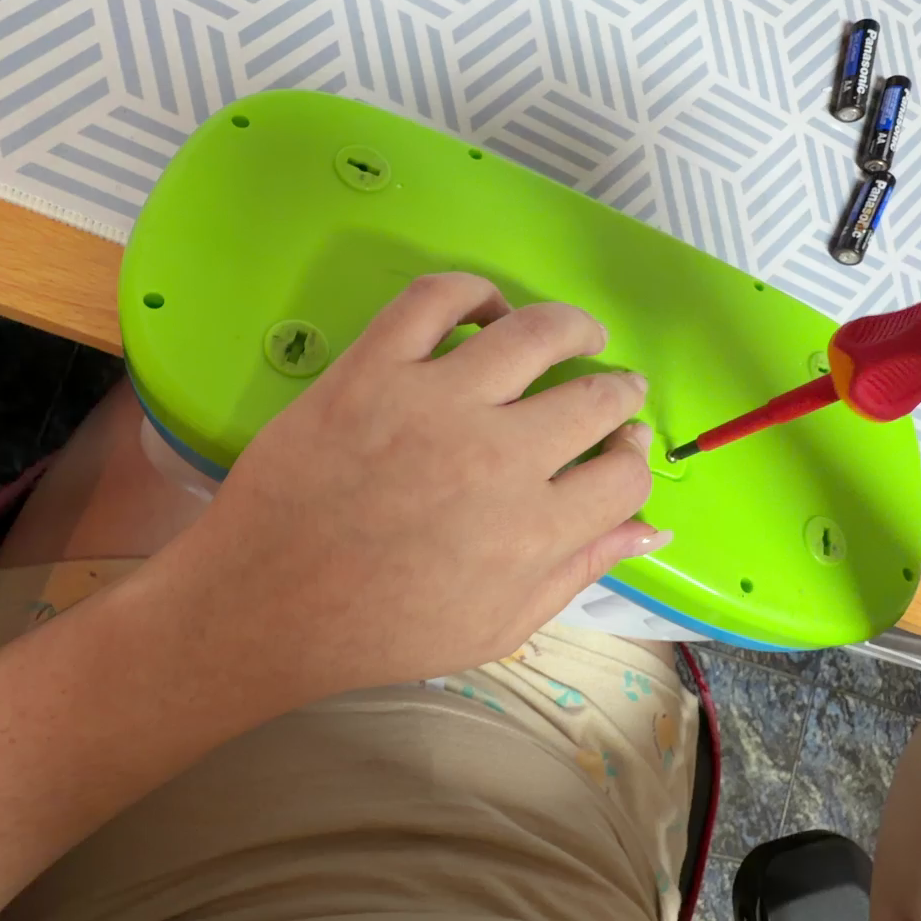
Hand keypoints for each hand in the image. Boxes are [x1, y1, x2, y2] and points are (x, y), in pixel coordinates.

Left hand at [163, 273, 660, 697]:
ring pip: (534, 332)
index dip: (633, 459)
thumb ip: (578, 572)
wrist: (268, 603)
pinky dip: (472, 291)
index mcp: (533, 532)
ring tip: (579, 333)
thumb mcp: (497, 625)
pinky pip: (435, 299)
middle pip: (596, 399)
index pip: (624, 476)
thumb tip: (652, 530)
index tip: (622, 449)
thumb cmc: (384, 629)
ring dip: (573, 326)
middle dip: (621, 391)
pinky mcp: (372, 369)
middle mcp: (498, 457)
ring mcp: (433, 403)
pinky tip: (487, 310)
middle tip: (616, 387)